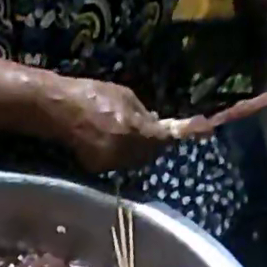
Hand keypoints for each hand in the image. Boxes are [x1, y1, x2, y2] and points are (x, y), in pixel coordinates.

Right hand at [41, 77, 202, 172]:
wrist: (61, 112)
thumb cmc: (93, 96)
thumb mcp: (125, 97)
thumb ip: (142, 114)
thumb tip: (156, 125)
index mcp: (131, 130)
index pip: (164, 137)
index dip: (184, 133)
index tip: (204, 130)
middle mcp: (122, 151)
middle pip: (150, 155)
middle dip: (156, 145)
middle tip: (158, 134)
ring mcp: (108, 163)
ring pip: (134, 162)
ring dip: (139, 152)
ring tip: (131, 137)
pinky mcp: (96, 169)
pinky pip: (118, 165)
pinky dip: (122, 156)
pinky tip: (114, 144)